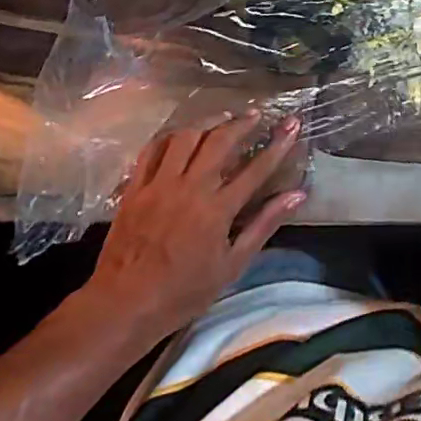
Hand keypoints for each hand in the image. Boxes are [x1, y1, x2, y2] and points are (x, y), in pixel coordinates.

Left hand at [74, 111, 304, 343]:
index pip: (256, 168)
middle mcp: (191, 188)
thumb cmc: (183, 292)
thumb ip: (264, 225)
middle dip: (242, 123)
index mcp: (218, 209)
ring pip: (186, 137)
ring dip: (207, 123)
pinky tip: (181, 136)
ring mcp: (160, 184)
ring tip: (220, 119)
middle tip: (254, 114)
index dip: (278, 144)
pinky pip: (153, 149)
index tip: (292, 124)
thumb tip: (297, 195)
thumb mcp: (232, 266)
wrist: (123, 305)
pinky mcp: (135, 187)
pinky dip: (170, 137)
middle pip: (220, 141)